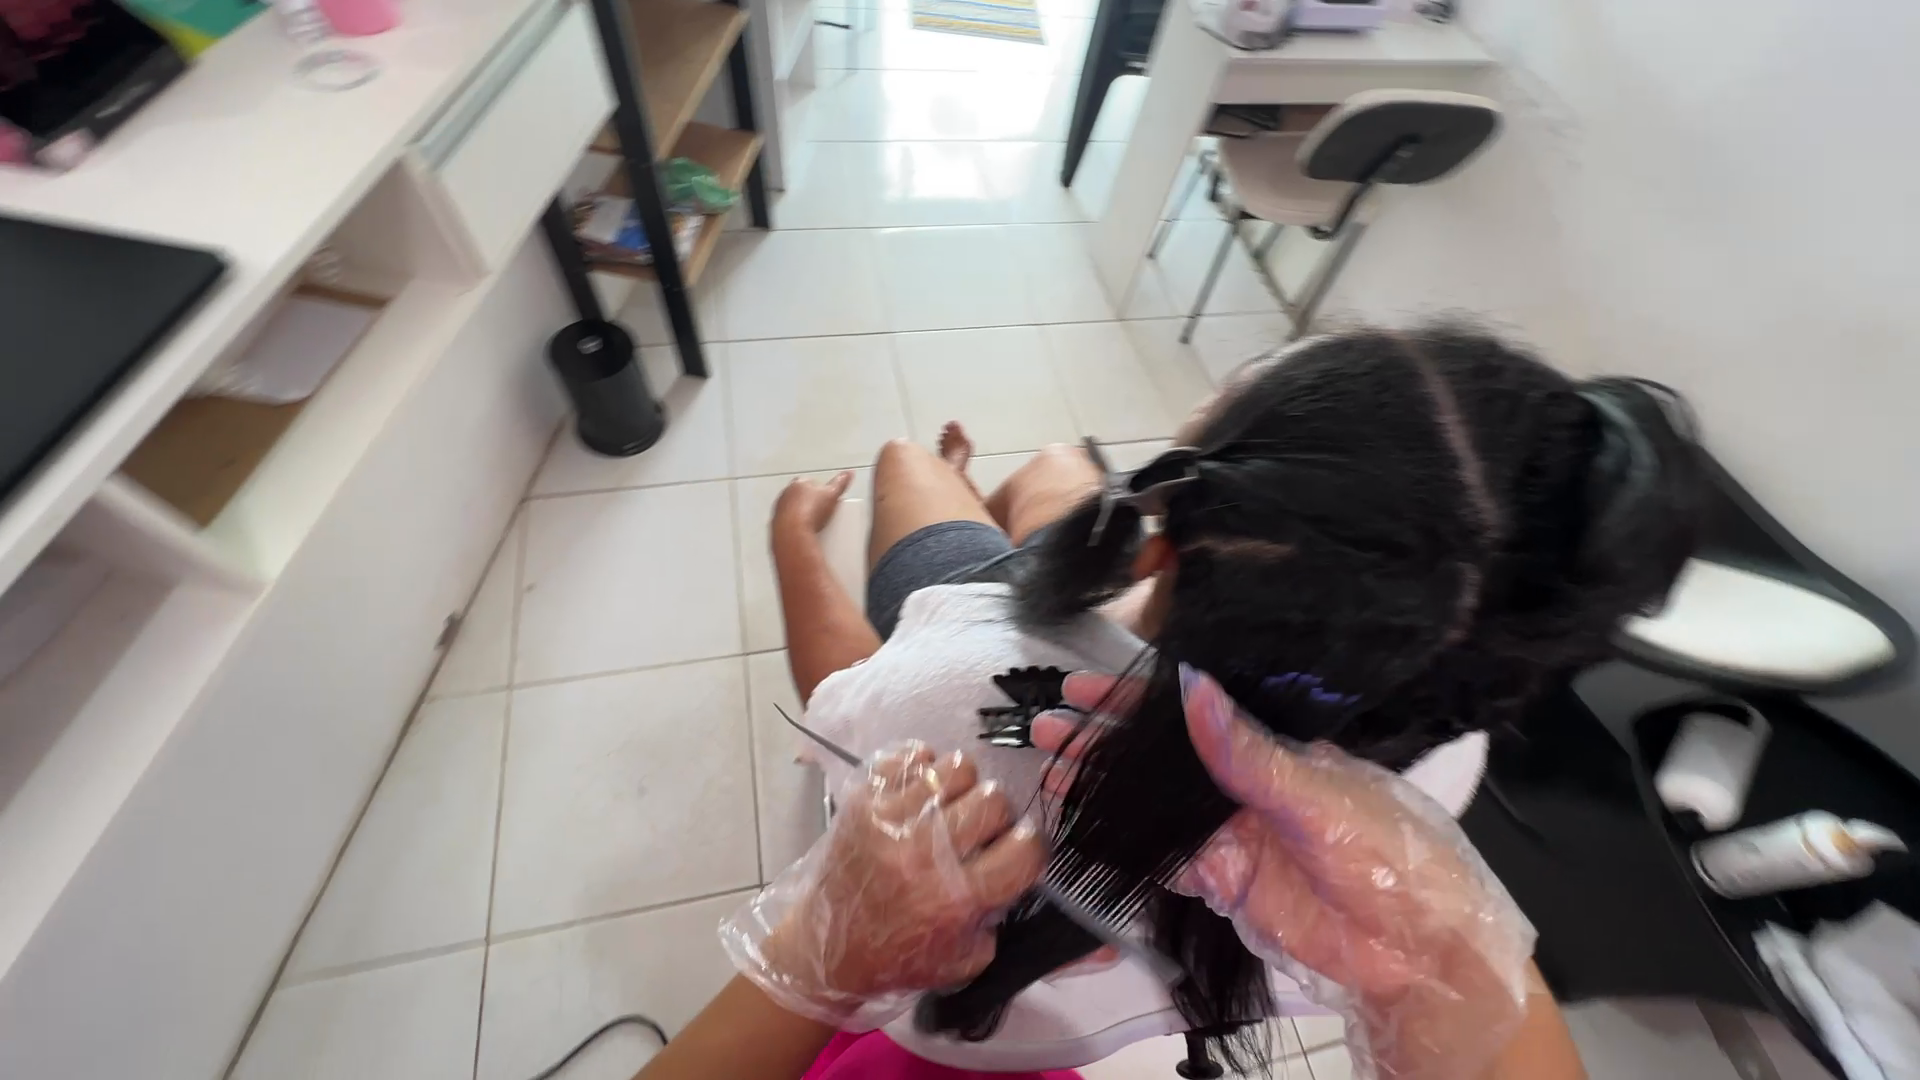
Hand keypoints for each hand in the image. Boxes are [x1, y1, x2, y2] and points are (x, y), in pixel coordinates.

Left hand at [720, 743, 1045, 1028]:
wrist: (822, 944)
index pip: (1024, 848)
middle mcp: (926, 853)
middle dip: (995, 813)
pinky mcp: (866, 797)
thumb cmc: (897, 955)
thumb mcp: (961, 960)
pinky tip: (919, 790)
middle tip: (977, 828)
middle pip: (993, 798)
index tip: (1016, 847)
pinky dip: (923, 767)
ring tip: (947, 805)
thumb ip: (997, 915)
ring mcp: (892, 818)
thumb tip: (1016, 863)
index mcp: (955, 898)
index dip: (1029, 845)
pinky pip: (914, 755)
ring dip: (961, 786)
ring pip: (957, 767)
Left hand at [772, 471, 852, 534]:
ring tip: (816, 525)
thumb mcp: (832, 495)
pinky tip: (805, 533)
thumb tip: (849, 472)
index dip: (821, 491)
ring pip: (793, 509)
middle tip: (824, 513)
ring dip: (802, 515)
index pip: (811, 482)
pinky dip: (795, 526)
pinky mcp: (775, 523)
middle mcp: (785, 493)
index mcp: (798, 483)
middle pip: (801, 496)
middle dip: (811, 502)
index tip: (828, 500)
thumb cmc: (811, 511)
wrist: (793, 533)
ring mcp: (779, 509)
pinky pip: (788, 523)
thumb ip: (841, 483)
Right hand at [1032, 667, 1535, 1079]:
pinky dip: (1126, 847)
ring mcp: (1224, 831)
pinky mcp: (1221, 879)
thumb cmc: (1382, 849)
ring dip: (1102, 792)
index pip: (1183, 711)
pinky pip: (1162, 857)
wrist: (1418, 951)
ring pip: (1149, 805)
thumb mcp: (1314, 792)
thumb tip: (1189, 684)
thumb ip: (1244, 748)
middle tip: (1045, 732)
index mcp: (1263, 745)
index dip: (1129, 700)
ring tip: (1053, 778)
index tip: (1079, 688)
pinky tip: (1086, 835)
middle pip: (1153, 757)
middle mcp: (1235, 781)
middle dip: (1099, 743)